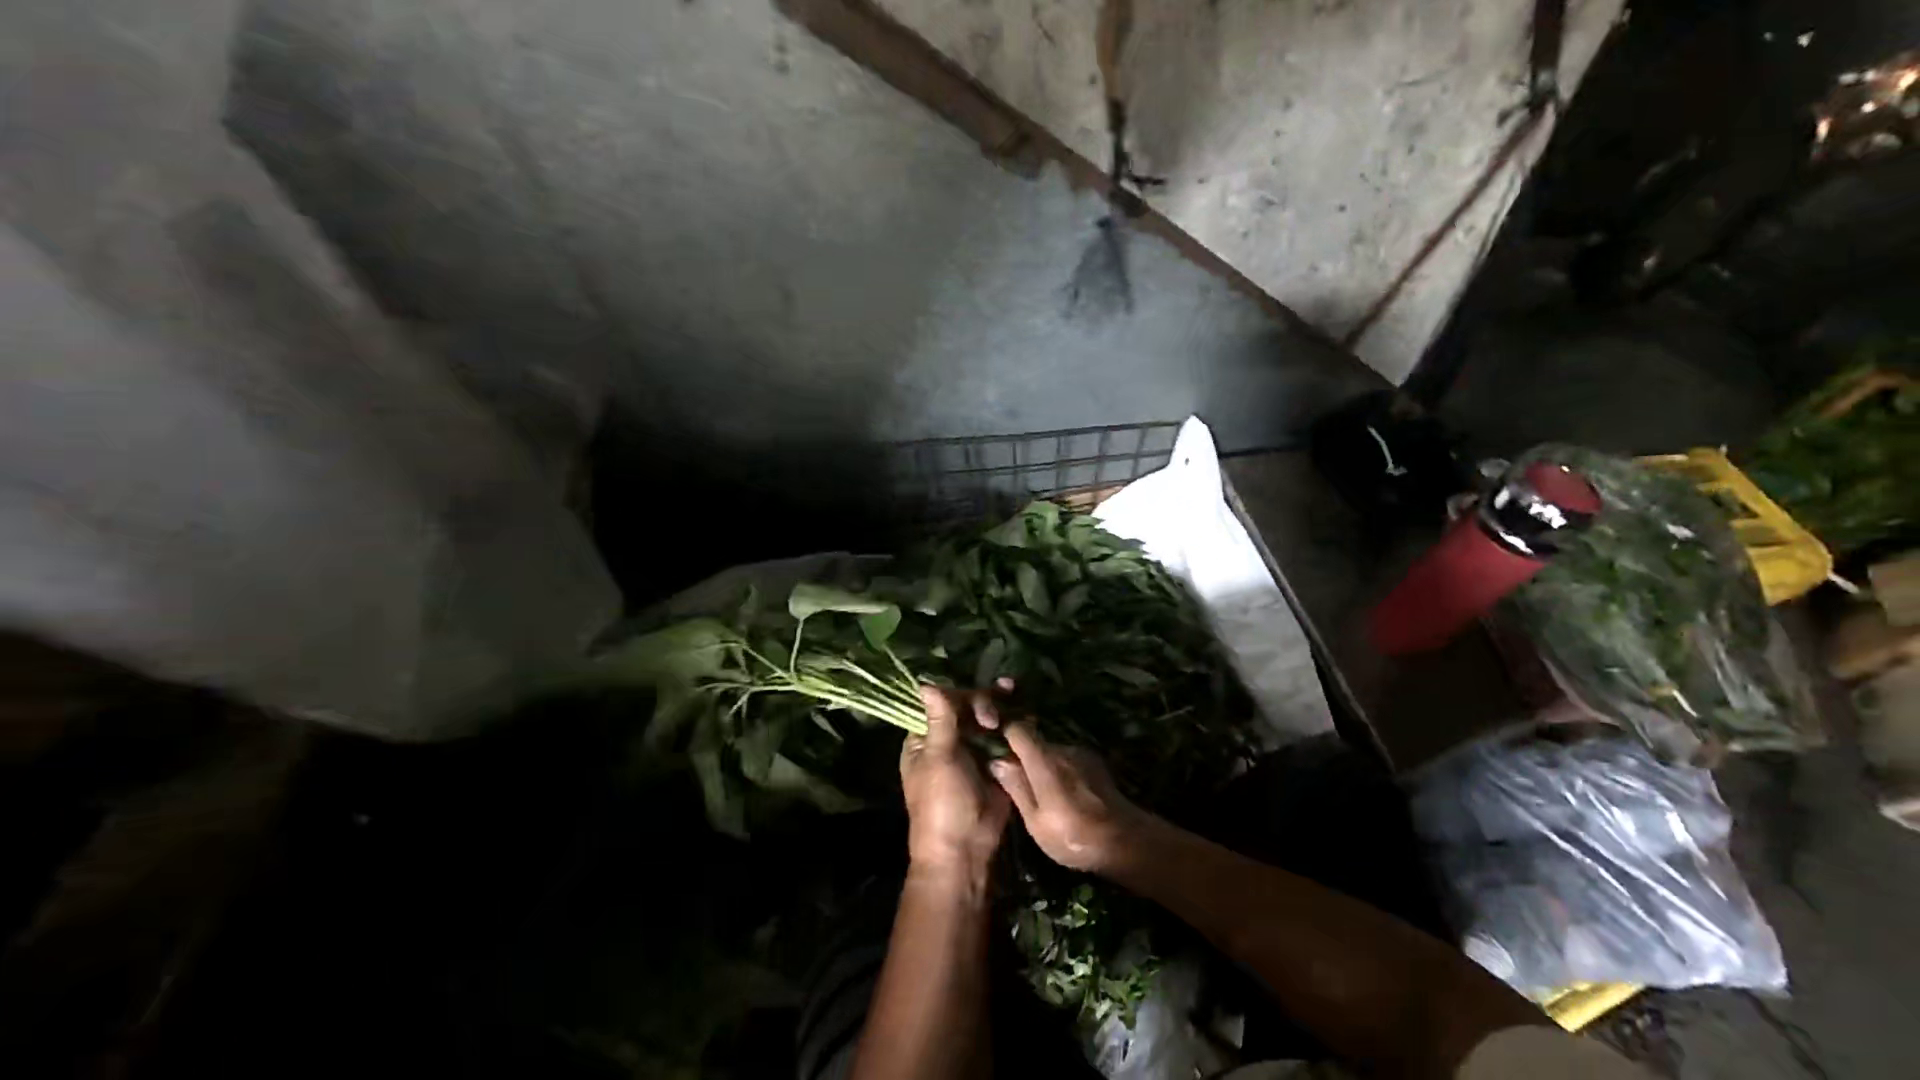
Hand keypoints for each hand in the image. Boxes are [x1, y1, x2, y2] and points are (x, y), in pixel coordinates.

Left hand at [900, 684, 1011, 882]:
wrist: (966, 850)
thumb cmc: (942, 804)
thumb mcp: (939, 759)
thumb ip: (940, 719)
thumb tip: (925, 682)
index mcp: (925, 739)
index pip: (943, 704)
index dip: (961, 696)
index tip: (978, 701)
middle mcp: (948, 741)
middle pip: (967, 709)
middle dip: (984, 701)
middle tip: (997, 710)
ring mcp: (973, 753)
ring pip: (987, 721)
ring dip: (1001, 708)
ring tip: (1016, 692)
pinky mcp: (995, 765)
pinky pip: (1004, 739)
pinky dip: (1014, 726)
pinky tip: (1027, 713)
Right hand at [986, 718, 1146, 873]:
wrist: (1126, 842)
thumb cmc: (1074, 836)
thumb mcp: (1036, 821)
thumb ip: (1016, 787)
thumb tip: (996, 760)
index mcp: (1044, 760)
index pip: (1018, 729)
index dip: (1004, 736)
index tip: (994, 750)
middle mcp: (1063, 749)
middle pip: (1034, 742)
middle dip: (1022, 757)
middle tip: (1015, 783)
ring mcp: (1082, 754)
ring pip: (1051, 752)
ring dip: (1042, 767)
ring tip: (1041, 795)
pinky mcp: (1095, 764)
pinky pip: (1067, 761)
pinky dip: (1060, 772)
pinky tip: (1063, 796)